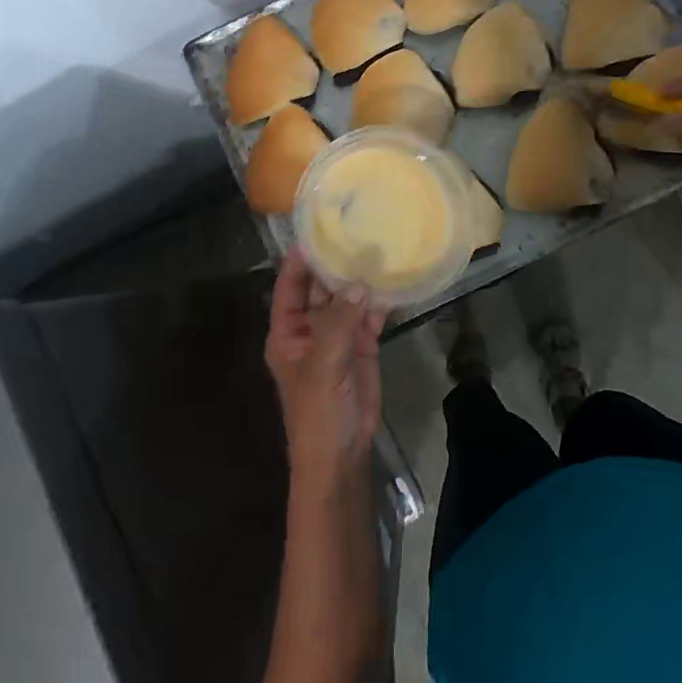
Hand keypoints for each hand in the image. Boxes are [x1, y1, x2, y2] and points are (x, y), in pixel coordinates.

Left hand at [264, 247, 388, 485]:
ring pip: (347, 299)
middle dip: (334, 263)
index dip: (298, 261)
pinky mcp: (362, 346)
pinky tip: (394, 280)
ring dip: (360, 279)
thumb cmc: (318, 412)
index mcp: (287, 332)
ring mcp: (338, 336)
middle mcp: (310, 328)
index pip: (288, 287)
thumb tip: (357, 284)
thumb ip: (338, 323)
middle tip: (354, 230)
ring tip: (379, 246)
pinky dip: (380, 300)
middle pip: (320, 288)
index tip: (314, 232)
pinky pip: (369, 316)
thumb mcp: (322, 366)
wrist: (341, 453)